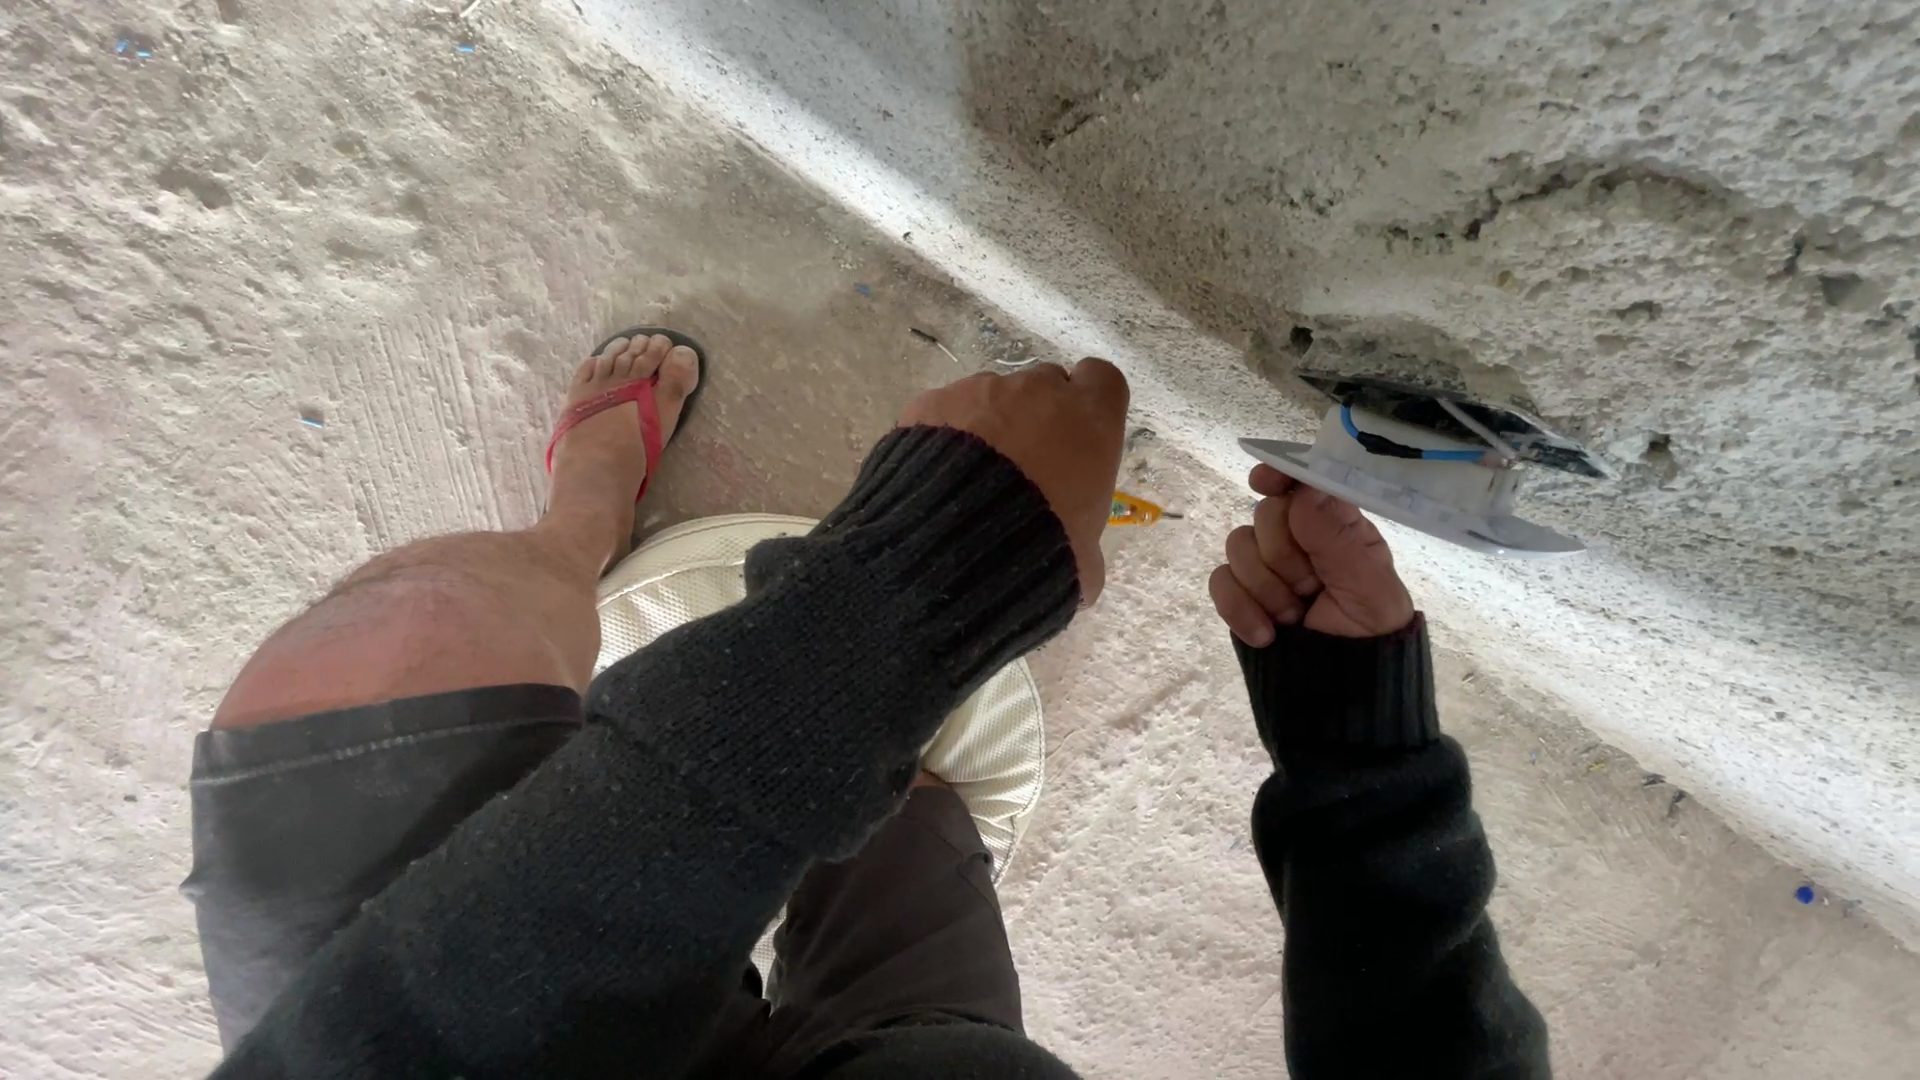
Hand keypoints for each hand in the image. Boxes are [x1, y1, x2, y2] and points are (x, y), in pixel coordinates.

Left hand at [900, 359, 1128, 602]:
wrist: (955, 547)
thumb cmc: (1041, 547)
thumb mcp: (1084, 559)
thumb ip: (1086, 541)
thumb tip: (1080, 559)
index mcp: (1090, 420)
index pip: (1103, 381)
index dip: (1090, 404)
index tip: (1078, 435)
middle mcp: (1038, 392)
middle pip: (1044, 387)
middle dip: (1037, 417)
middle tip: (1024, 467)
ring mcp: (980, 390)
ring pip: (991, 398)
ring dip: (988, 429)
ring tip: (972, 481)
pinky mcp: (931, 402)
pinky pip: (944, 413)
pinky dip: (943, 437)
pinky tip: (936, 478)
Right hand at [1209, 464, 1414, 642]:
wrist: (1337, 692)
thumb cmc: (1367, 636)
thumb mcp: (1369, 589)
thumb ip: (1337, 538)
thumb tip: (1305, 491)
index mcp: (1336, 527)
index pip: (1303, 483)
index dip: (1281, 475)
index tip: (1263, 482)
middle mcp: (1296, 538)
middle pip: (1264, 515)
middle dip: (1284, 558)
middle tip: (1310, 590)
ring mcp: (1262, 566)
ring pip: (1237, 547)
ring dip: (1266, 589)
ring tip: (1293, 618)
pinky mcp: (1237, 593)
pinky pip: (1219, 581)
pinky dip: (1239, 608)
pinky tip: (1265, 633)